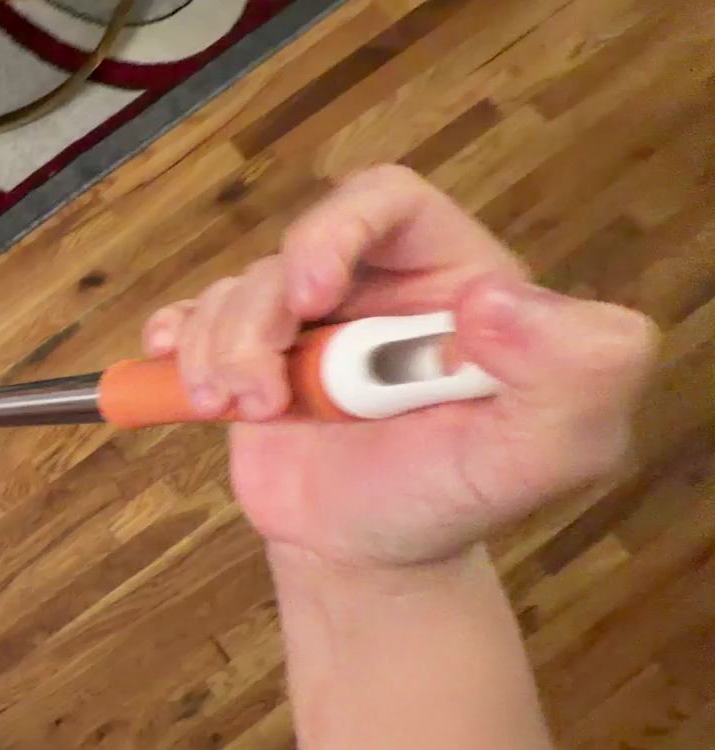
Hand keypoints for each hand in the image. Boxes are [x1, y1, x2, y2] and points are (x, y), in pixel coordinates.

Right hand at [142, 165, 657, 567]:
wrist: (359, 546)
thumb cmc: (452, 497)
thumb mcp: (553, 450)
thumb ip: (578, 368)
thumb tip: (491, 299)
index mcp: (443, 283)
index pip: (383, 203)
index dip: (332, 233)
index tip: (308, 301)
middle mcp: (361, 291)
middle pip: (280, 259)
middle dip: (252, 328)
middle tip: (260, 401)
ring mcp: (290, 327)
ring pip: (226, 297)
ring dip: (214, 356)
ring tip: (234, 415)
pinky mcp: (235, 359)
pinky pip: (185, 322)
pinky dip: (169, 342)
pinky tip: (175, 374)